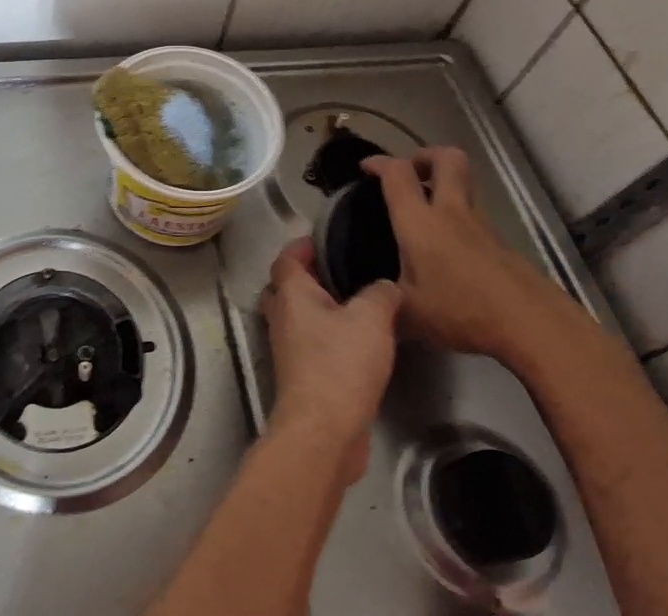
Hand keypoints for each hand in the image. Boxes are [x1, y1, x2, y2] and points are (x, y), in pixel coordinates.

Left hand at [260, 237, 400, 483]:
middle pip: (286, 287)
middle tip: (342, 271)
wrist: (324, 429)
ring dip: (321, 309)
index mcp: (290, 294)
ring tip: (358, 304)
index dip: (302, 245)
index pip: (286, 258)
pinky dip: (329, 336)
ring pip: (299, 317)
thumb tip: (386, 286)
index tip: (325, 239)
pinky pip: (312, 344)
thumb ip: (380, 294)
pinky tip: (359, 342)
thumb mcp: (371, 318)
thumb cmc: (340, 364)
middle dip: (310, 277)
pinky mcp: (302, 375)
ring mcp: (288, 348)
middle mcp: (282, 317)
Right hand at [363, 149, 573, 363]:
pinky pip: (474, 219)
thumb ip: (386, 303)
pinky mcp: (501, 245)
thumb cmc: (461, 311)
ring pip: (464, 188)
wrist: (532, 323)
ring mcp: (482, 226)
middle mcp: (452, 213)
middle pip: (447, 159)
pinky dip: (457, 222)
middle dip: (425, 156)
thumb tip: (373, 304)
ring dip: (444, 189)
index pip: (398, 174)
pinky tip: (447, 254)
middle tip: (409, 174)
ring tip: (423, 218)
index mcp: (420, 222)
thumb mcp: (410, 314)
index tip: (365, 167)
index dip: (379, 162)